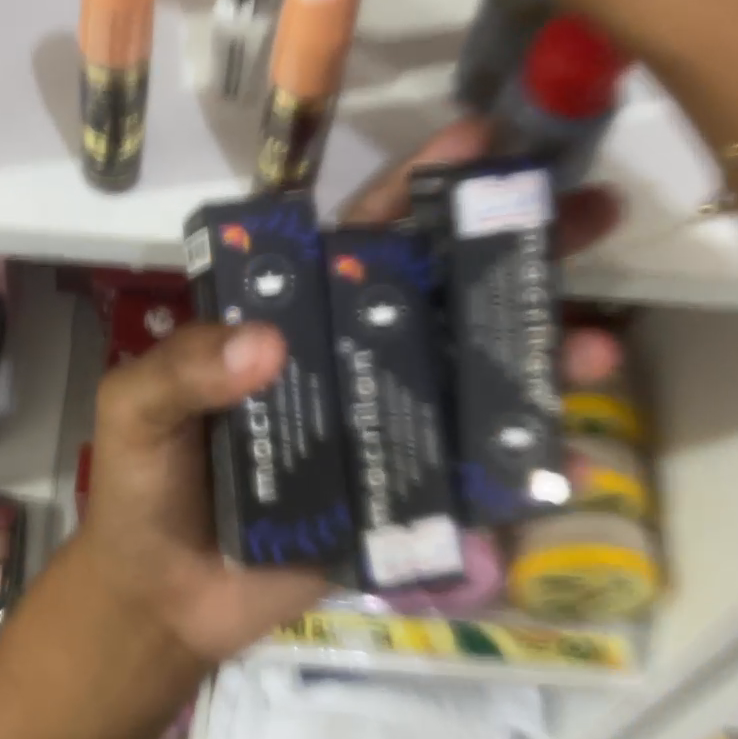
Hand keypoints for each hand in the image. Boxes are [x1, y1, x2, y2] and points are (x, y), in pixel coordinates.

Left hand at [75, 120, 619, 662]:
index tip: (480, 144)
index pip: (352, 243)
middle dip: (507, 253)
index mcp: (285, 323)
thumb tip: (267, 344)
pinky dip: (521, 468)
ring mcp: (377, 429)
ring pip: (467, 379)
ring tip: (601, 343)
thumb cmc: (141, 485)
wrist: (163, 594)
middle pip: (433, 297)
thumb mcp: (136, 409)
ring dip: (536, 358)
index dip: (411, 192)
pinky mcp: (395, 499)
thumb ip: (181, 368)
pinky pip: (467, 478)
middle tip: (589, 212)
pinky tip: (576, 459)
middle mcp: (342, 363)